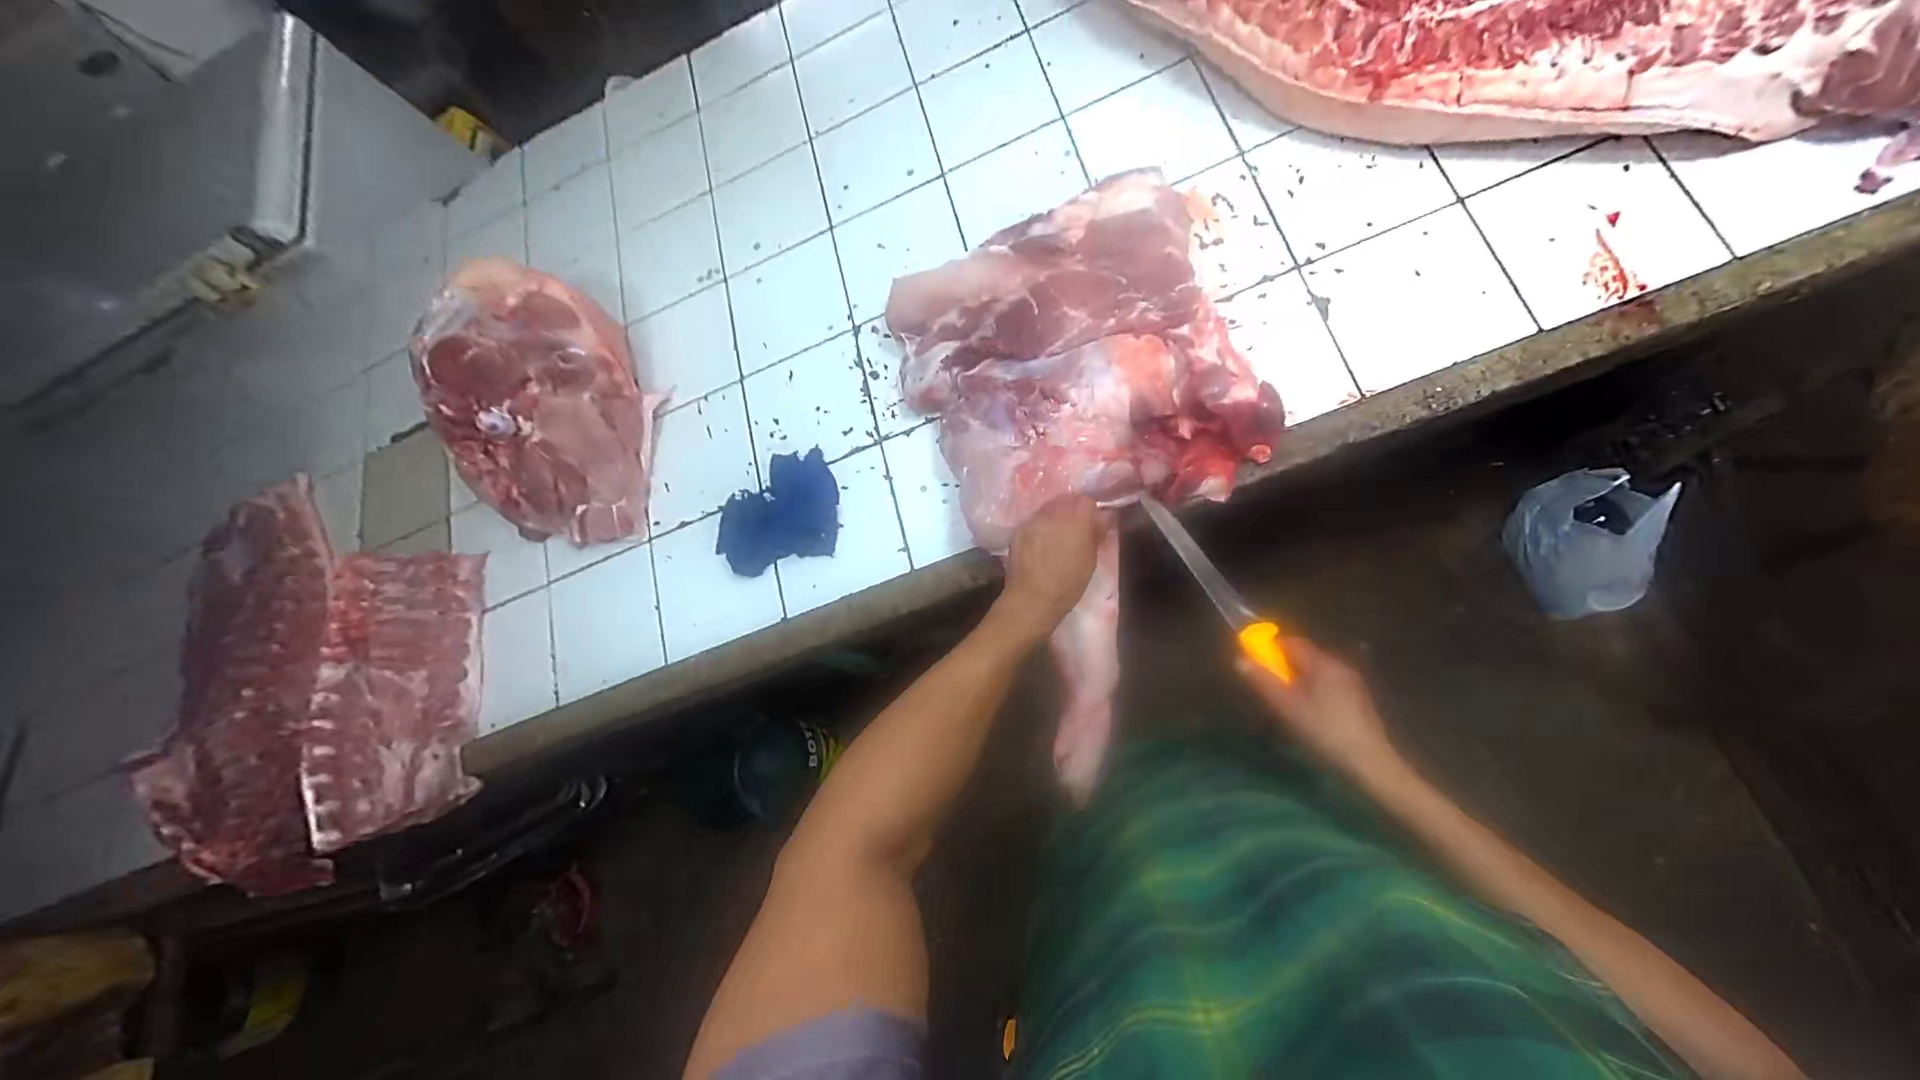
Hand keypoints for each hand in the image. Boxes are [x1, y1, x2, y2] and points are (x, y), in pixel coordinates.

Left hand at [998, 495, 1106, 635]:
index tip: (1092, 524)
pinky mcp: (1019, 529)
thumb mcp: (1090, 561)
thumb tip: (1103, 516)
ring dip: (1056, 516)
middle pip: (1066, 500)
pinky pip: (1035, 519)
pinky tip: (1042, 542)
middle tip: (1076, 529)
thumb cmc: (1067, 585)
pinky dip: (1041, 525)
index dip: (1090, 511)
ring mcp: (1033, 520)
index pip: (1086, 500)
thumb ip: (1096, 533)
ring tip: (1058, 535)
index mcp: (1075, 521)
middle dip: (1073, 510)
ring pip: (1049, 507)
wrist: (1031, 599)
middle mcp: (1053, 514)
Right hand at [1236, 636, 1399, 779]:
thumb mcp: (1285, 707)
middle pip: (1305, 657)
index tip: (1256, 661)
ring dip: (1299, 680)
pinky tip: (1311, 715)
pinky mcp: (1361, 701)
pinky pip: (1330, 686)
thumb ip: (1262, 680)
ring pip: (1318, 673)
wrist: (1369, 763)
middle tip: (1269, 686)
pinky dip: (1314, 692)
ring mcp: (1354, 683)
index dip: (1270, 647)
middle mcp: (1340, 666)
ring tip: (1287, 704)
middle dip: (1284, 666)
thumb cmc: (1322, 730)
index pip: (1291, 642)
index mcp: (1322, 663)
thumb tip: (1239, 659)